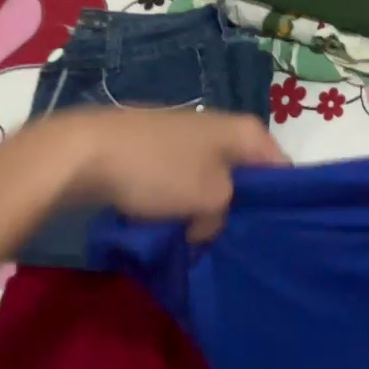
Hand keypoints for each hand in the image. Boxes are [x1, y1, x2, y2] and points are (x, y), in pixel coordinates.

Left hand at [47, 108, 289, 238]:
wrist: (86, 152)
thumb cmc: (160, 169)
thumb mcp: (210, 198)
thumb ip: (226, 215)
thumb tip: (206, 224)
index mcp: (246, 130)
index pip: (282, 168)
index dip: (281, 202)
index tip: (271, 235)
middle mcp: (224, 127)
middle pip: (247, 175)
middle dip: (240, 208)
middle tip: (232, 241)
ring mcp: (190, 136)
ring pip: (213, 180)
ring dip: (206, 209)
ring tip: (198, 239)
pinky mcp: (160, 149)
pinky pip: (184, 181)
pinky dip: (180, 202)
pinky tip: (170, 225)